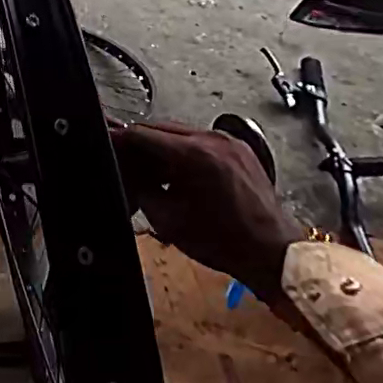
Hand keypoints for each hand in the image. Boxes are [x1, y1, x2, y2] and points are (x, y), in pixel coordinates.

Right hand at [109, 121, 303, 300]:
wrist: (274, 255)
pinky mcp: (239, 149)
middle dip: (138, 143)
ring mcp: (229, 142)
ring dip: (160, 146)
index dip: (118, 140)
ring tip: (152, 170)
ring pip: (177, 132)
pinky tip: (177, 172)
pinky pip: (199, 140)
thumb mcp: (165, 217)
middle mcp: (212, 140)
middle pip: (158, 127)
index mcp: (193, 155)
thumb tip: (125, 168)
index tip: (107, 146)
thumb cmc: (224, 242)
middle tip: (126, 161)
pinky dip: (182, 151)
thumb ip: (139, 185)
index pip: (140, 133)